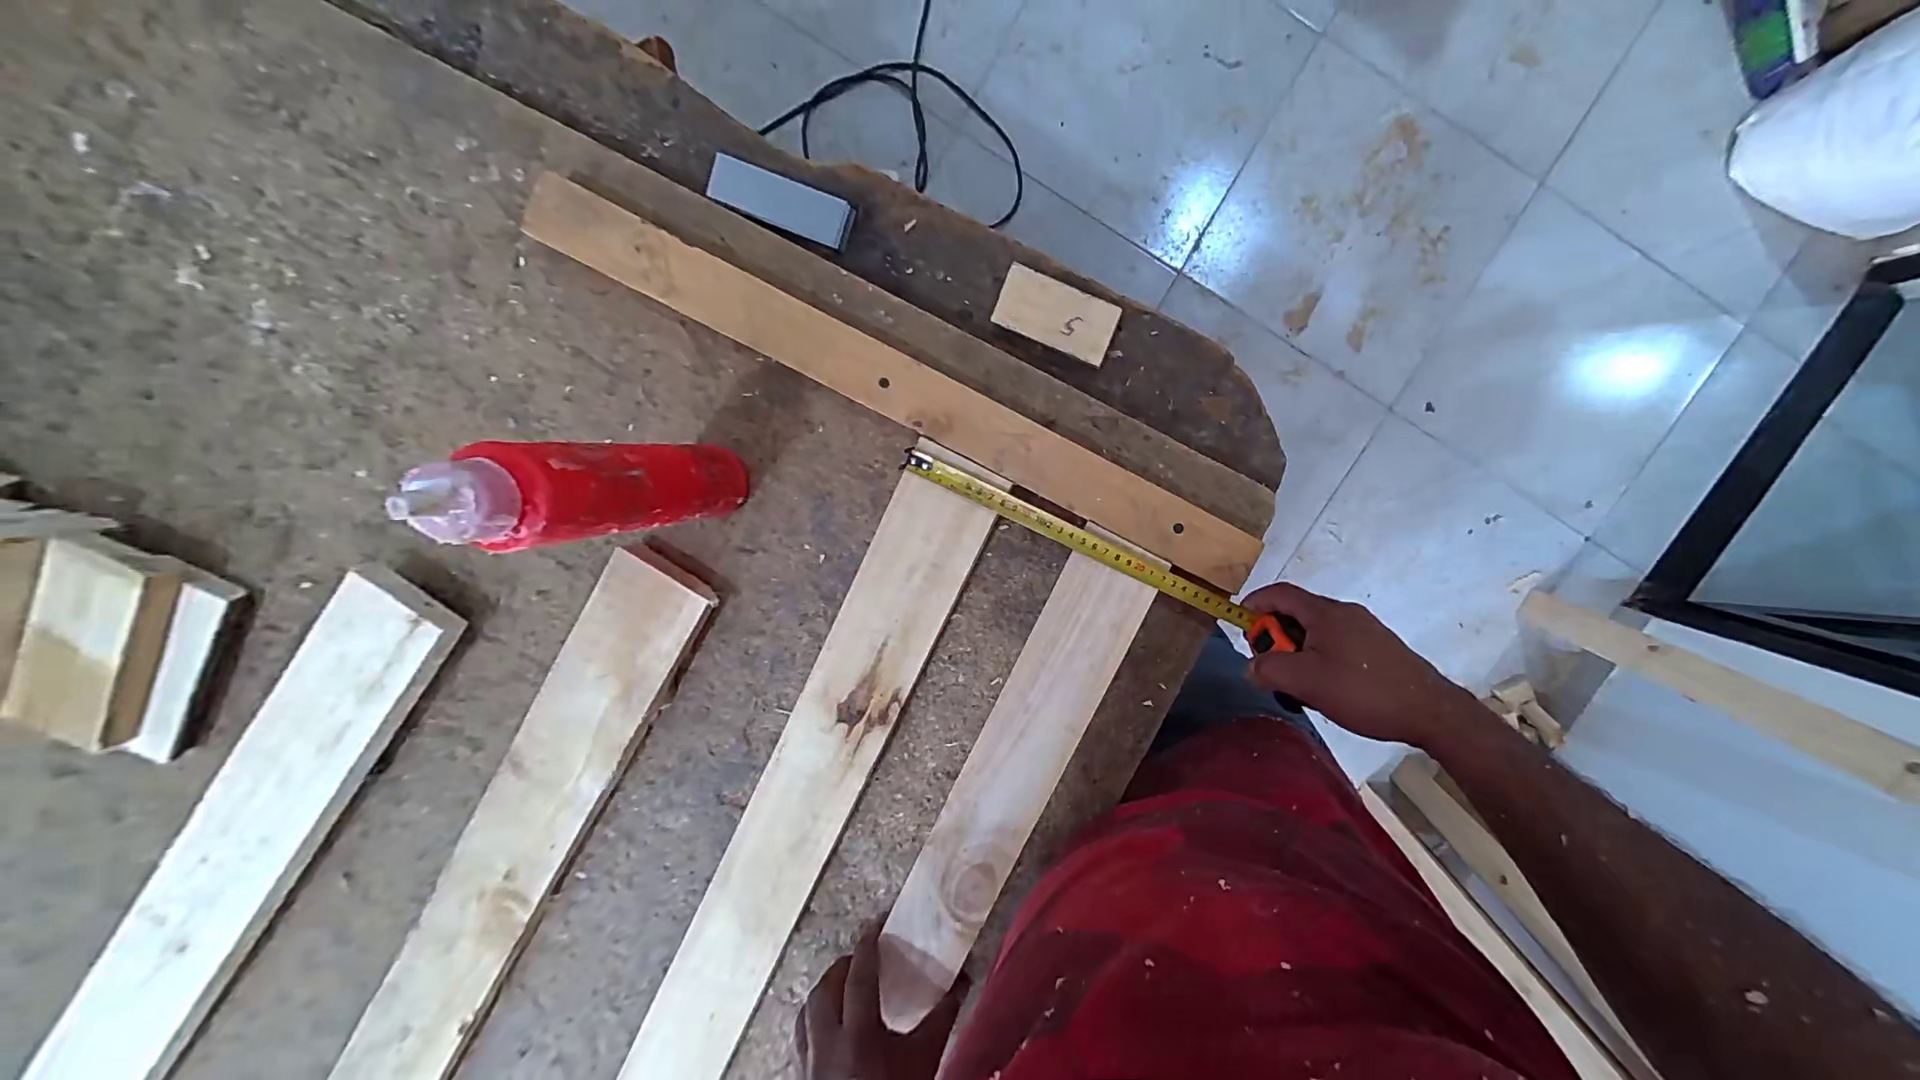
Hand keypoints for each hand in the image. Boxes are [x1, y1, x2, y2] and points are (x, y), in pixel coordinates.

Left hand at [796, 923, 970, 1079]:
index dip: (867, 944)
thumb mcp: (926, 1060)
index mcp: (859, 1034)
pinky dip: (814, 1019)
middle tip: (862, 957)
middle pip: (825, 988)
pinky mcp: (804, 1078)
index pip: (859, 974)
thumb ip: (942, 1017)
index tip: (877, 924)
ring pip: (807, 1012)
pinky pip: (801, 1037)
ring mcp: (810, 1064)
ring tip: (844, 984)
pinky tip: (830, 1024)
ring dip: (825, 991)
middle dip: (842, 966)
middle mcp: (827, 1044)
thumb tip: (963, 981)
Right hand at [1243, 583, 1484, 747]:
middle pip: (1297, 612)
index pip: (1281, 593)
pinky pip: (1336, 643)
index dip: (1255, 602)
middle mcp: (1346, 613)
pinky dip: (1318, 657)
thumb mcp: (1305, 682)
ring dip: (1297, 650)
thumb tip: (1252, 666)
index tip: (1240, 621)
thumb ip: (1268, 669)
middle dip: (1275, 634)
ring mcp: (1365, 630)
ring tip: (1296, 682)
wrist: (1432, 713)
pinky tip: (1324, 687)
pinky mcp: (1379, 649)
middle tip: (1269, 662)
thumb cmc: (1363, 691)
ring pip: (1316, 631)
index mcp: (1326, 613)